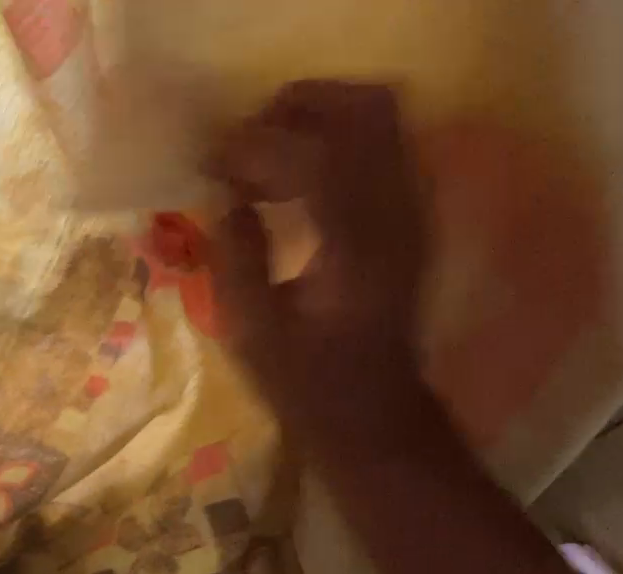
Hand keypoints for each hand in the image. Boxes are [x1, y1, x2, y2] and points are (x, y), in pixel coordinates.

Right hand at [209, 81, 432, 445]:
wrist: (372, 415)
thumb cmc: (307, 386)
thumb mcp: (253, 335)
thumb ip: (235, 260)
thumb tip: (225, 201)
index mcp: (355, 249)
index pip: (313, 158)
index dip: (254, 147)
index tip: (209, 162)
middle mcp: (397, 215)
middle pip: (362, 110)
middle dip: (294, 110)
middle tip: (243, 146)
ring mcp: (413, 212)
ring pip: (379, 118)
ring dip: (316, 121)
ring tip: (262, 160)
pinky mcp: (410, 218)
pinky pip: (380, 146)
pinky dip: (333, 144)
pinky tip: (292, 183)